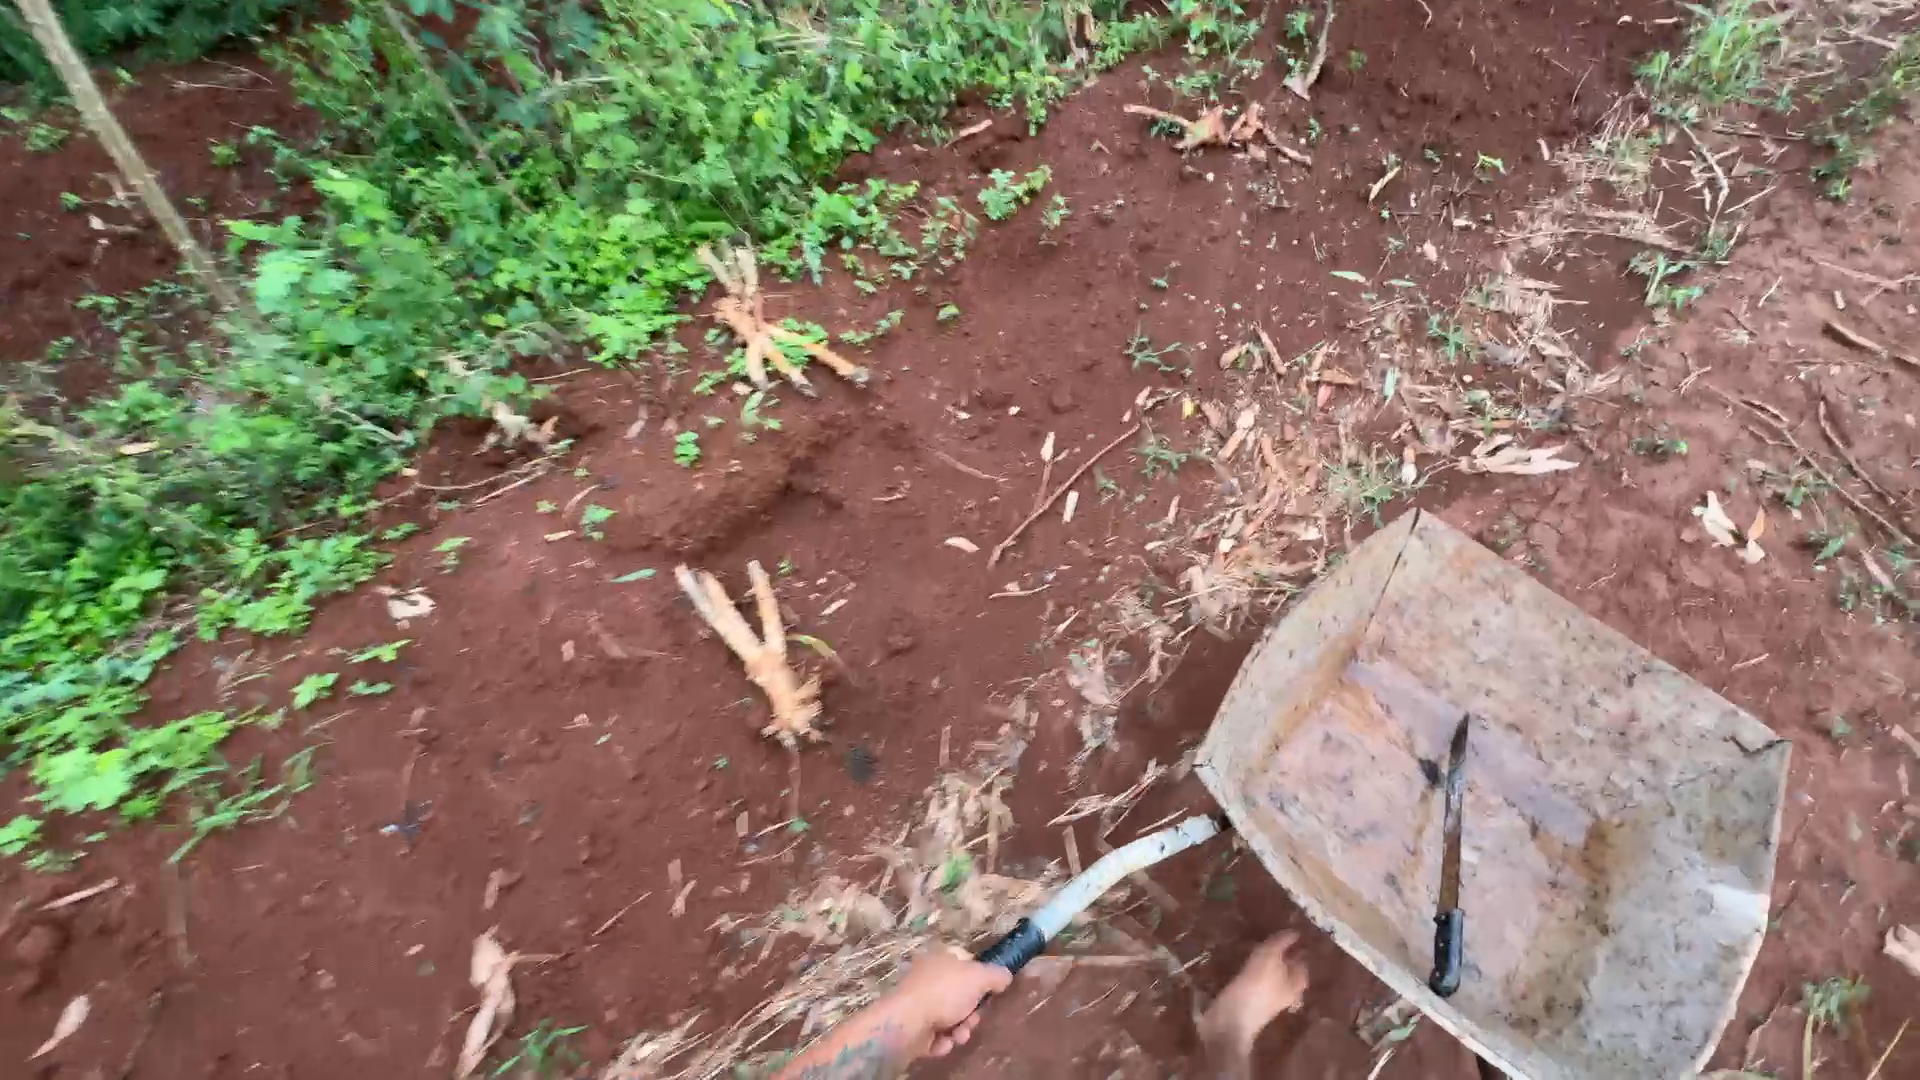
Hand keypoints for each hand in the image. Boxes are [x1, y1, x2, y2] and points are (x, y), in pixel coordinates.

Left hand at [875, 946, 1012, 1058]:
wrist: (908, 1022)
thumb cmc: (944, 992)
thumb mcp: (978, 978)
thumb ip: (995, 976)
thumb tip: (1006, 976)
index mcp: (941, 958)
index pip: (966, 968)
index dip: (979, 984)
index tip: (987, 998)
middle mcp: (928, 977)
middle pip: (960, 997)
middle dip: (970, 1014)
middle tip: (971, 1021)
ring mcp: (919, 1001)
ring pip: (950, 1018)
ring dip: (959, 1030)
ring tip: (957, 1036)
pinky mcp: (913, 1025)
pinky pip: (936, 1034)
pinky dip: (942, 1041)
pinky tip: (941, 1042)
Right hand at [1198, 931, 1310, 1060]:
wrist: (1231, 1019)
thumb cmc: (1256, 987)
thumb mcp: (1270, 958)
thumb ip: (1281, 944)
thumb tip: (1294, 932)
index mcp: (1294, 985)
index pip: (1302, 966)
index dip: (1297, 950)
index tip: (1289, 932)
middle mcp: (1283, 992)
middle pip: (1286, 972)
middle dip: (1280, 955)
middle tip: (1268, 933)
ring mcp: (1264, 997)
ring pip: (1268, 975)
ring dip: (1262, 961)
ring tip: (1250, 942)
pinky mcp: (1245, 999)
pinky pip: (1251, 980)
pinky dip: (1247, 969)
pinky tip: (1237, 959)